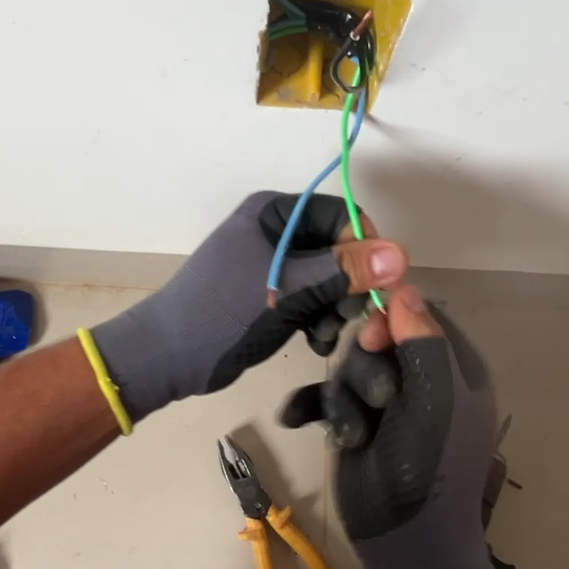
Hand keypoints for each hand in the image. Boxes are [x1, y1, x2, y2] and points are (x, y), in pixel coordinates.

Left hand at [86, 191, 406, 424]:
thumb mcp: (287, 289)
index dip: (364, 247)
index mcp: (273, 212)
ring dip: (335, 307)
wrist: (167, 356)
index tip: (375, 287)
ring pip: (330, 278)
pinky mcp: (273, 296)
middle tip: (352, 318)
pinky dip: (319, 319)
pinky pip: (313, 299)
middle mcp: (275, 231)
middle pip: (339, 248)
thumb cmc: (221, 313)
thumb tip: (401, 254)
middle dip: (350, 285)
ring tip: (324, 334)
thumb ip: (343, 271)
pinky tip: (314, 341)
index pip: (340, 215)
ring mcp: (273, 266)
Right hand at [278, 285, 516, 568]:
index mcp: (453, 368)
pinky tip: (295, 418)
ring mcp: (383, 403)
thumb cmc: (431, 466)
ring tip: (353, 435)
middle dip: (364, 366)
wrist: (405, 541)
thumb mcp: (437, 398)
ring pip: (346, 366)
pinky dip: (312, 406)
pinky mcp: (353, 422)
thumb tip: (403, 288)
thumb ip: (423, 341)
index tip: (373, 336)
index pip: (418, 314)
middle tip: (375, 398)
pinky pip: (325, 396)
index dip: (390, 317)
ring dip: (342, 399)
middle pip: (376, 338)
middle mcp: (418, 379)